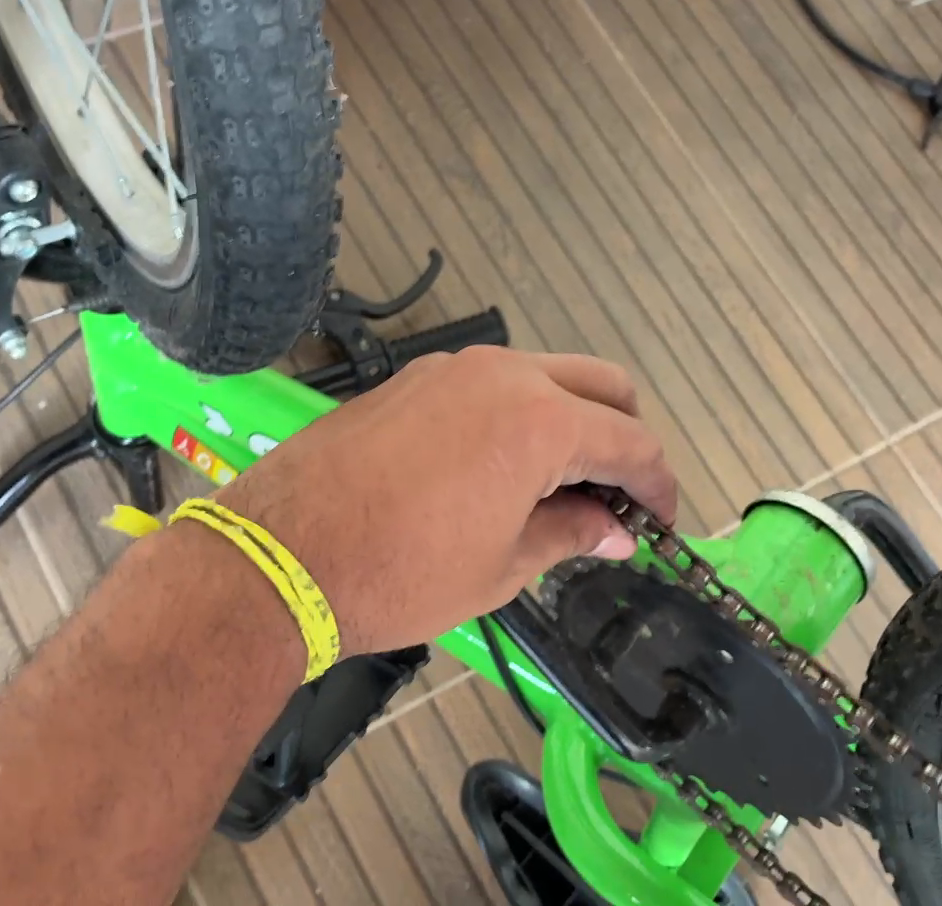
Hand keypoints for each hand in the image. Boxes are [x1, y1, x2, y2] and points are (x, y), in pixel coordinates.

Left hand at [211, 346, 677, 655]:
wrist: (280, 555)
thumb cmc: (402, 573)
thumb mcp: (504, 566)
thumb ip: (572, 534)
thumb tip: (616, 531)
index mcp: (540, 420)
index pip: (631, 442)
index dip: (658, 485)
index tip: (661, 522)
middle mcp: (505, 374)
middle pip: (602, 385)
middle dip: (624, 437)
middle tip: (617, 495)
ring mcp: (455, 367)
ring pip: (546, 376)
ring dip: (571, 422)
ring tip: (557, 487)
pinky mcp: (417, 378)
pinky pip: (494, 384)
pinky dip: (520, 415)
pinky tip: (500, 467)